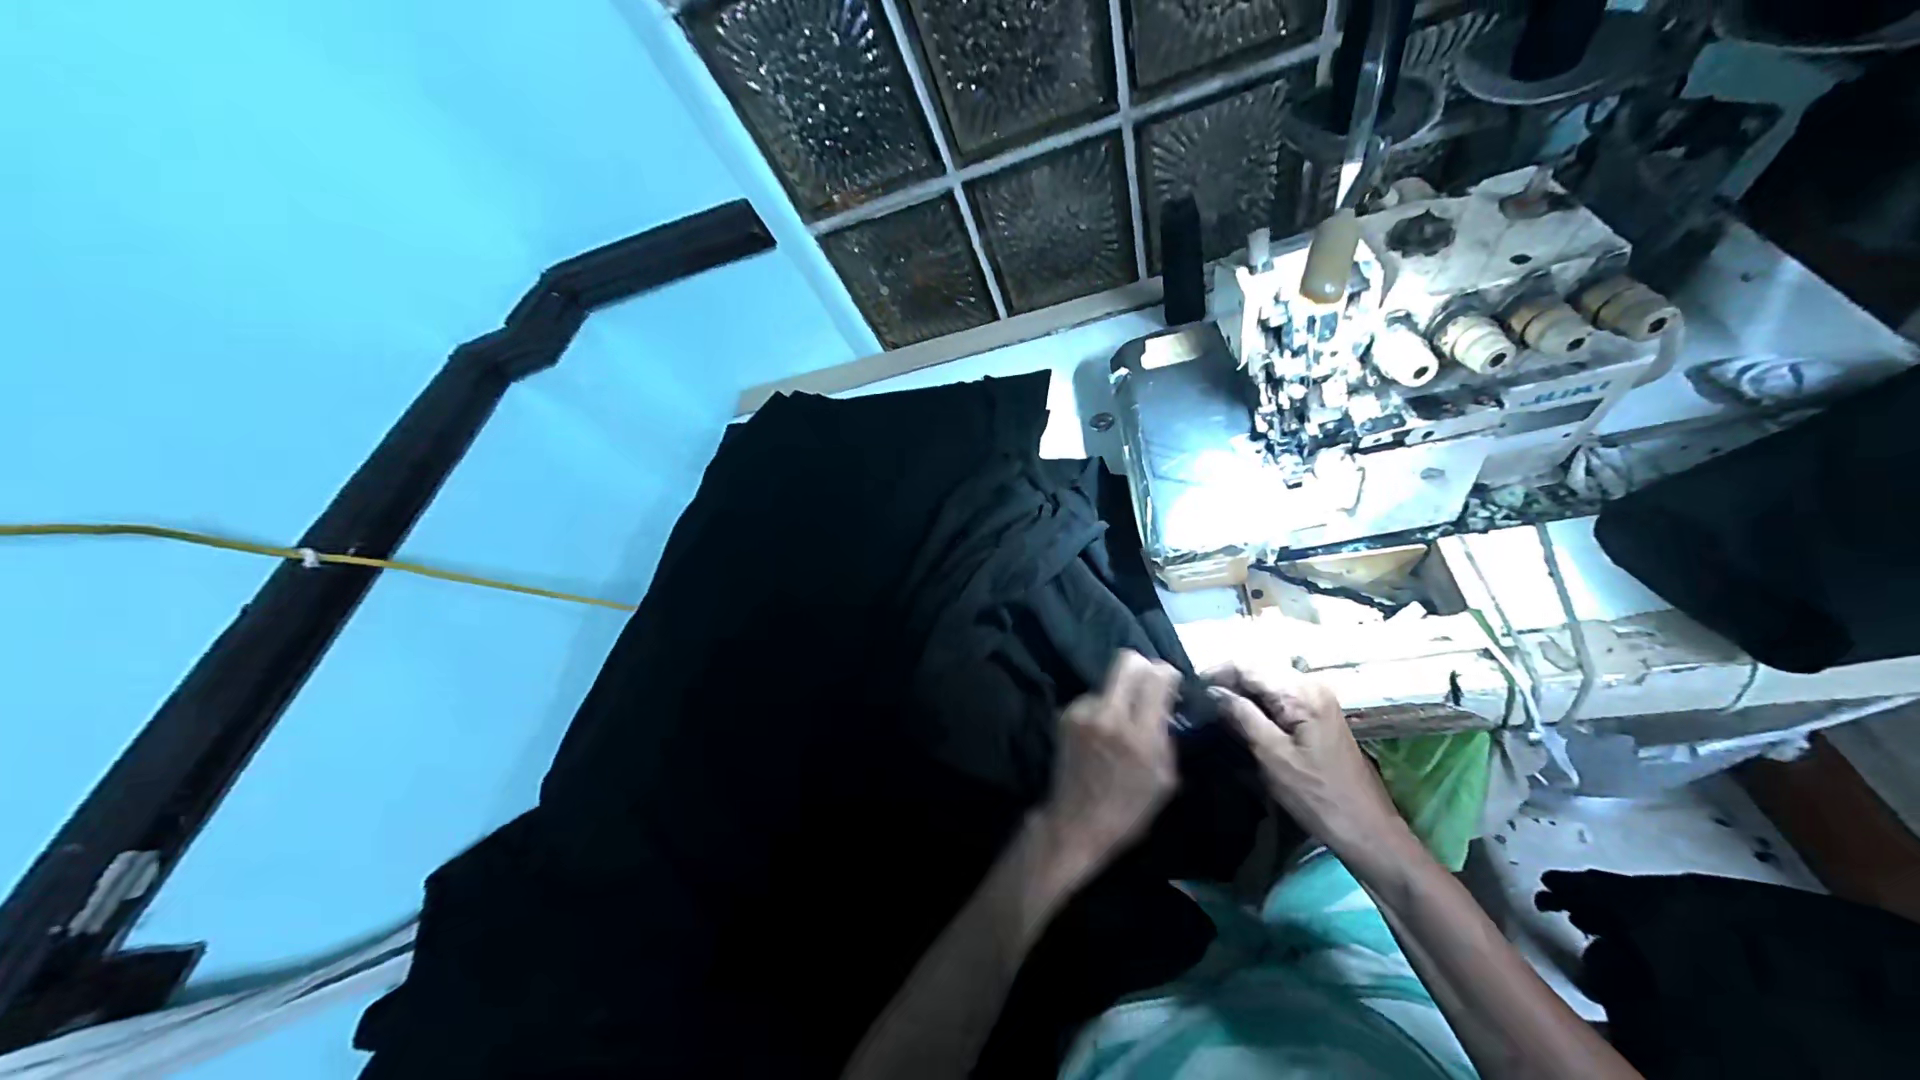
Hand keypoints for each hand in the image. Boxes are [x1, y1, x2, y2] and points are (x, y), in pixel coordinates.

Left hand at [1034, 650, 1179, 884]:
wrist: (1077, 821)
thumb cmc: (1128, 808)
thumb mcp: (1164, 778)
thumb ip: (1167, 736)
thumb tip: (1168, 702)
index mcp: (1140, 735)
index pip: (1156, 678)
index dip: (1167, 673)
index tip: (1170, 679)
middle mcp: (1110, 716)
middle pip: (1127, 662)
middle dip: (1143, 666)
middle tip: (1149, 681)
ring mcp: (1083, 713)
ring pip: (1109, 682)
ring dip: (1120, 694)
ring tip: (1121, 720)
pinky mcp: (1066, 716)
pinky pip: (1092, 699)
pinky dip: (1101, 708)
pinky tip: (1101, 731)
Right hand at [1207, 665, 1412, 860]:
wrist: (1367, 828)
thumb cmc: (1318, 796)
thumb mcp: (1272, 757)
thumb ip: (1241, 717)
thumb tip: (1213, 691)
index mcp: (1301, 693)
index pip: (1248, 666)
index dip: (1216, 673)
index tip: (1190, 689)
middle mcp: (1311, 686)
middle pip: (1258, 670)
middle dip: (1227, 682)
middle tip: (1198, 702)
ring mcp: (1317, 699)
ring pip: (1267, 683)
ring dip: (1240, 692)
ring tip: (1213, 709)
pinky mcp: (1318, 714)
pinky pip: (1279, 697)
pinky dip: (1257, 703)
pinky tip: (1240, 718)